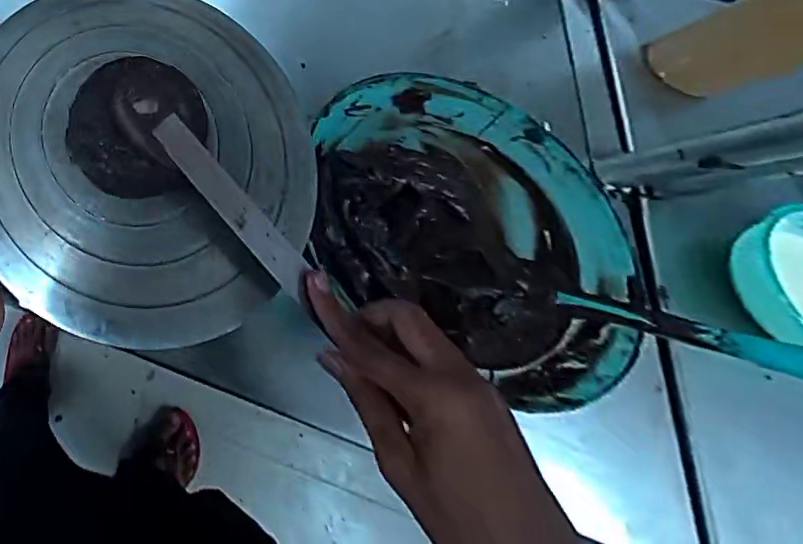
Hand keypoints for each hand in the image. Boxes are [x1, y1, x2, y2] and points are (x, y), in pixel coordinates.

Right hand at [305, 271, 578, 543]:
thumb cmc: (463, 521)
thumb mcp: (401, 467)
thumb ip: (367, 403)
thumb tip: (334, 358)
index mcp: (437, 396)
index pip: (371, 345)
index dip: (335, 314)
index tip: (314, 282)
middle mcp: (463, 377)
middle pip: (406, 317)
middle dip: (370, 316)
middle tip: (345, 342)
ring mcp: (481, 383)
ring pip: (424, 333)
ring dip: (390, 336)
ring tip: (368, 373)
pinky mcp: (488, 394)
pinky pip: (440, 356)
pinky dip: (411, 357)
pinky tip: (397, 389)